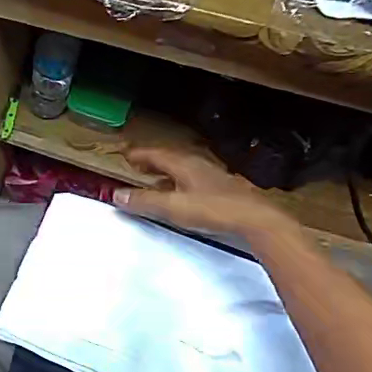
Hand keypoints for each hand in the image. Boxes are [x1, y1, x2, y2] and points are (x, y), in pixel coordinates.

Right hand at [113, 147, 300, 244]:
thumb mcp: (173, 207)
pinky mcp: (224, 189)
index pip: (155, 153)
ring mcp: (213, 175)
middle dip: (152, 162)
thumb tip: (117, 195)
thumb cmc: (213, 209)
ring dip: (168, 174)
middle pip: (170, 159)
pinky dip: (182, 185)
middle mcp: (198, 164)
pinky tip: (184, 197)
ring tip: (156, 182)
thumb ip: (145, 201)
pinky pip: (196, 181)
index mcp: (183, 163)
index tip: (125, 154)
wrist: (254, 217)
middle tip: (138, 165)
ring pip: (184, 170)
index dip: (139, 154)